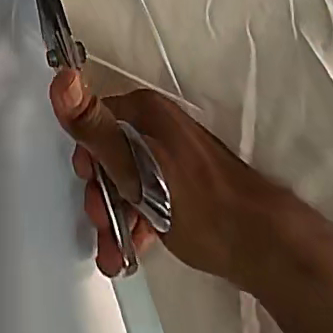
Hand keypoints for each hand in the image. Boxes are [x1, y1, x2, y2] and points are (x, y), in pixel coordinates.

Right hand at [50, 68, 292, 284]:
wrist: (269, 251)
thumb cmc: (205, 209)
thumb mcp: (136, 168)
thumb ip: (94, 127)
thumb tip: (63, 82)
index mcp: (145, 112)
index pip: (93, 121)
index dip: (86, 158)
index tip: (90, 185)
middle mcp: (158, 126)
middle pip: (108, 154)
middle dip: (100, 193)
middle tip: (103, 220)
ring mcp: (172, 154)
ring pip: (126, 179)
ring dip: (115, 214)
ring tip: (116, 247)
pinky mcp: (184, 182)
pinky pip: (147, 194)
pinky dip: (137, 219)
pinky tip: (134, 245)